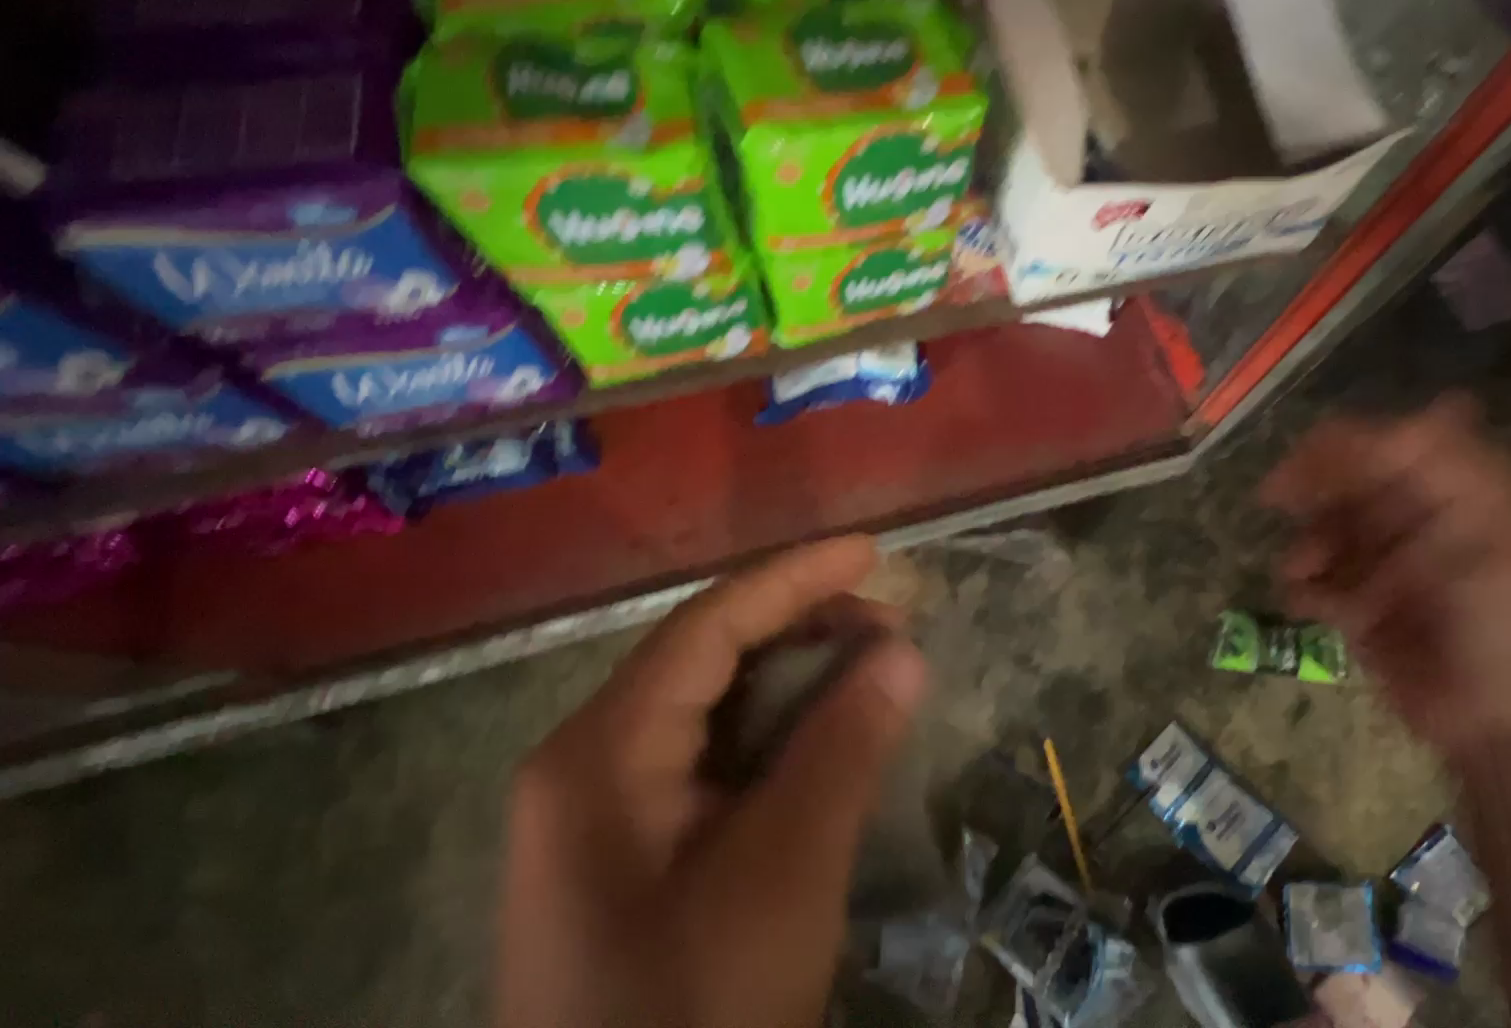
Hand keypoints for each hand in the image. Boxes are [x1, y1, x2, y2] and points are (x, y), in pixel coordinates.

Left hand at [494, 536, 928, 1027]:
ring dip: (790, 687)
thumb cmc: (695, 1012)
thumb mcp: (782, 876)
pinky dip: (771, 744)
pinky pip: (705, 766)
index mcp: (597, 753)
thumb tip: (901, 652)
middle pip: (702, 662)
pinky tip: (824, 743)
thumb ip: (842, 751)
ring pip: (707, 714)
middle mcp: (584, 764)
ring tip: (872, 674)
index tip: (873, 552)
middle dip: (798, 631)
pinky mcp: (626, 855)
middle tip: (890, 627)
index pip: (706, 628)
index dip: (794, 579)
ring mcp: (600, 813)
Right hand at [1263, 396, 1510, 760]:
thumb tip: (1435, 401)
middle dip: (1317, 490)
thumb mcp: (1504, 536)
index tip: (1305, 455)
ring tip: (1299, 568)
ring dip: (1309, 542)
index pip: (1401, 446)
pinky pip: (1322, 586)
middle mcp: (1430, 525)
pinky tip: (1305, 601)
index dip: (1353, 444)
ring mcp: (1395, 571)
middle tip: (1276, 497)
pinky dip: (1307, 588)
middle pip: (1356, 486)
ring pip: (1331, 534)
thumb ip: (1460, 473)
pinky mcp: (1367, 615)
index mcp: (1472, 497)